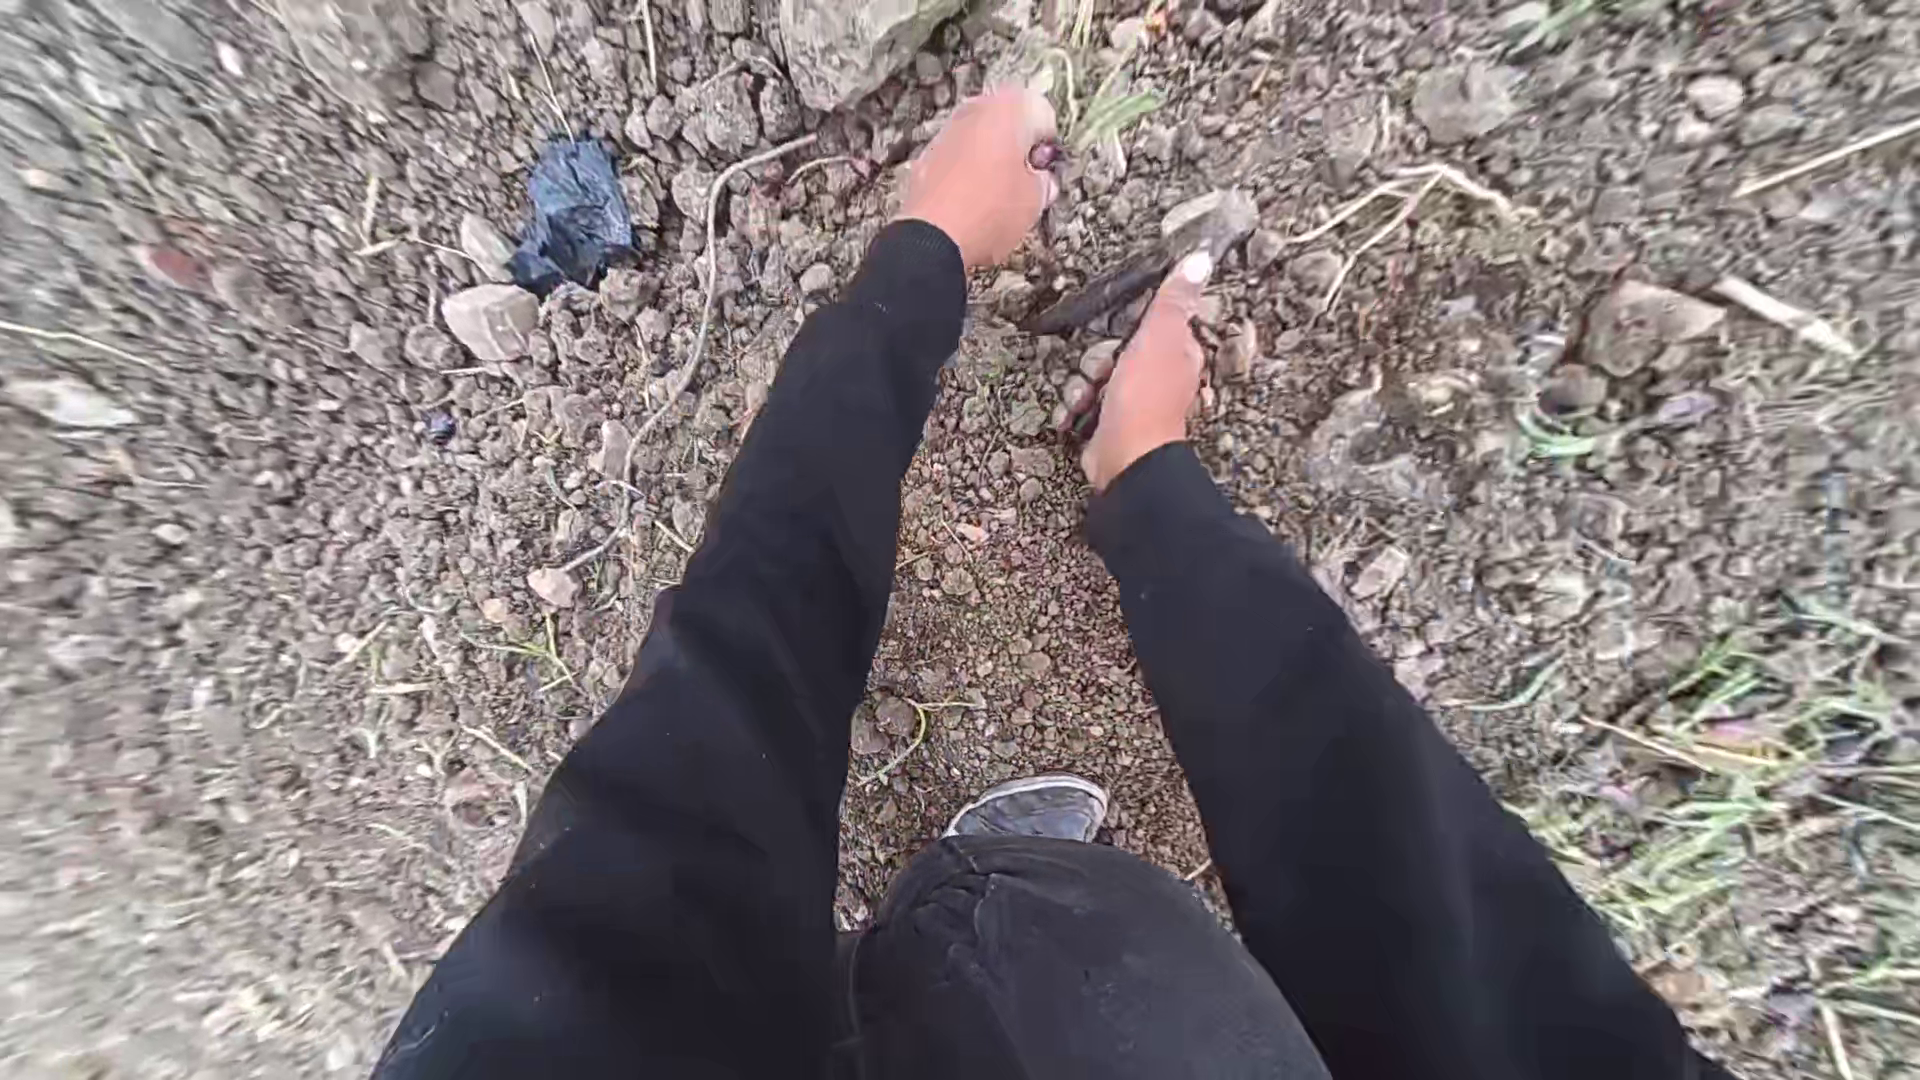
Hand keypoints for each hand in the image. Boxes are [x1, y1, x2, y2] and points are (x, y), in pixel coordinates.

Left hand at [896, 88, 1057, 268]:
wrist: (932, 239)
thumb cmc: (990, 214)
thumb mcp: (1033, 204)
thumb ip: (1044, 184)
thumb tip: (1042, 181)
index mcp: (1010, 108)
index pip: (1044, 116)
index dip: (1049, 149)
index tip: (1044, 176)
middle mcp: (976, 108)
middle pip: (1008, 125)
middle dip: (1017, 152)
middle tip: (1021, 189)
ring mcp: (947, 132)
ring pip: (980, 142)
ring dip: (991, 164)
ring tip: (993, 203)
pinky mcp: (925, 158)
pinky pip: (956, 162)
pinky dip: (965, 177)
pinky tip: (968, 208)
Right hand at [1080, 251, 1213, 491]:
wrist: (1123, 457)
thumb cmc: (1144, 397)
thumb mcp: (1160, 337)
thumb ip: (1174, 300)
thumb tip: (1201, 258)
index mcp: (1179, 354)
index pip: (1152, 324)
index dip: (1130, 326)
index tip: (1120, 333)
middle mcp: (1159, 377)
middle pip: (1118, 349)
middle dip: (1100, 359)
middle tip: (1103, 369)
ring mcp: (1133, 401)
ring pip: (1097, 375)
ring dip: (1084, 385)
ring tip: (1088, 397)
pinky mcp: (1110, 422)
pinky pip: (1087, 401)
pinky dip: (1079, 406)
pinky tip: (1080, 413)